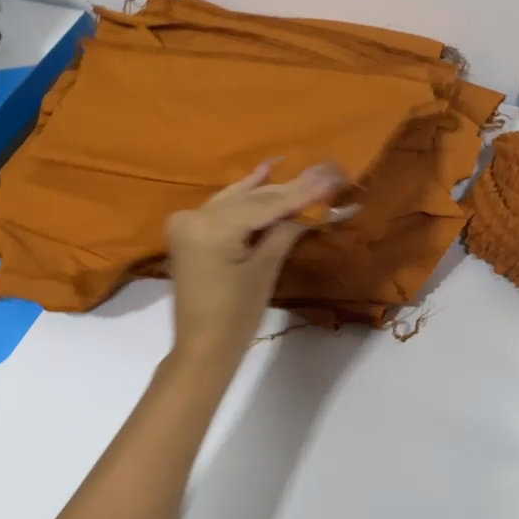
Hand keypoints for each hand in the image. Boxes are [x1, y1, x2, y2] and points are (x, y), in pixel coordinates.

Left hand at [164, 160, 344, 366]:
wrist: (203, 347)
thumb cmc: (236, 316)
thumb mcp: (264, 270)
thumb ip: (284, 231)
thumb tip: (313, 207)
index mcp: (211, 227)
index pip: (265, 204)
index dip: (301, 192)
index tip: (331, 176)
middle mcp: (194, 216)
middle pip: (251, 199)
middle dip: (289, 189)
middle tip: (325, 172)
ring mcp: (187, 222)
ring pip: (237, 200)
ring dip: (269, 190)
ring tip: (303, 171)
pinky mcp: (189, 232)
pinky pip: (222, 208)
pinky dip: (244, 196)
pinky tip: (262, 173)